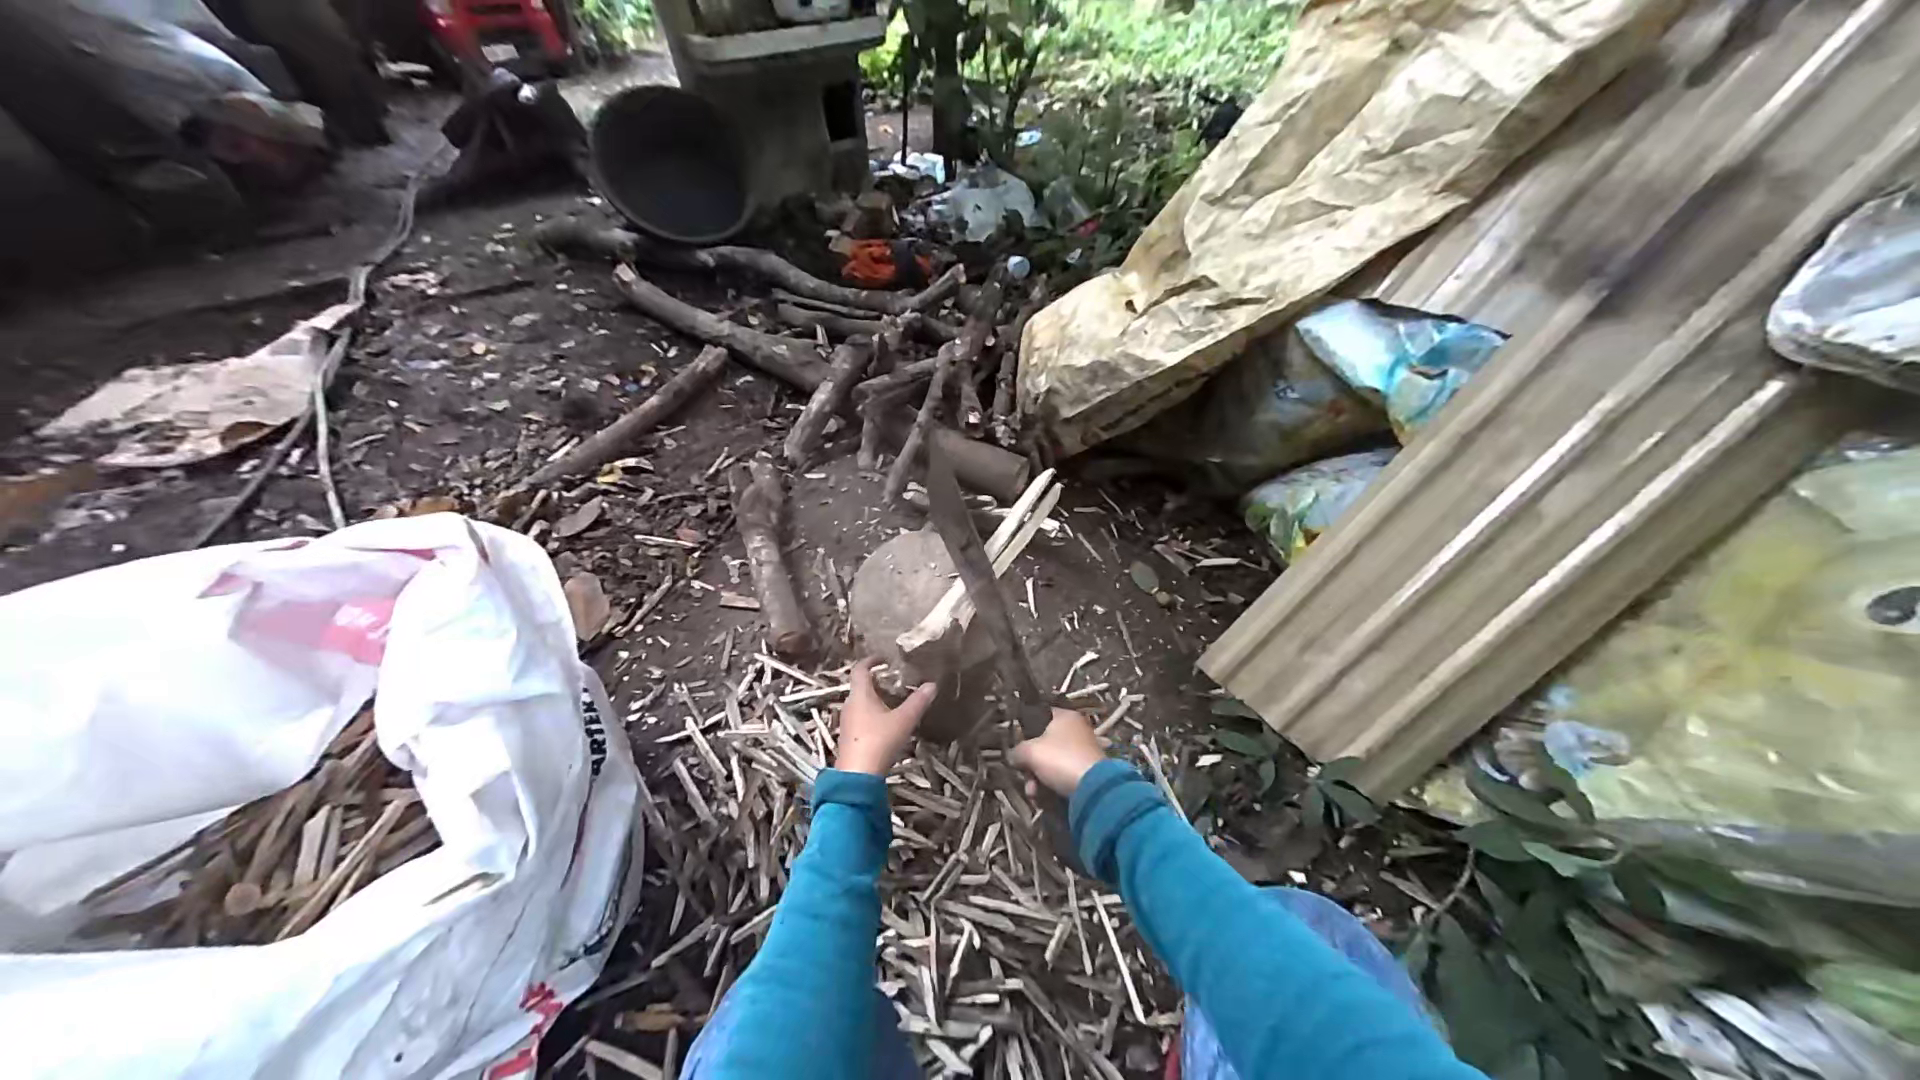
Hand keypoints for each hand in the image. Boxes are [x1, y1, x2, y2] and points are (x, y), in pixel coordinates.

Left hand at [834, 659, 935, 775]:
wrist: (858, 777)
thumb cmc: (879, 741)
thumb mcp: (903, 720)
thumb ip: (918, 702)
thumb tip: (932, 685)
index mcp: (860, 695)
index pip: (860, 669)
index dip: (871, 660)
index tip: (883, 658)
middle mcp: (850, 705)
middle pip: (860, 686)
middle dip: (876, 681)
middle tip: (895, 680)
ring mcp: (847, 723)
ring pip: (861, 703)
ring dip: (875, 698)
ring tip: (895, 701)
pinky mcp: (849, 738)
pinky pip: (860, 718)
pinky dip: (873, 714)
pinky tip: (887, 724)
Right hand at [1010, 708, 1106, 796]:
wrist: (1094, 788)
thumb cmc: (1060, 759)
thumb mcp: (1029, 752)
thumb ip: (1016, 751)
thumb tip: (1013, 756)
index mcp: (1065, 716)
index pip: (1038, 716)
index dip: (1024, 731)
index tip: (1017, 747)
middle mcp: (1076, 729)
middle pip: (1043, 744)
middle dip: (1030, 765)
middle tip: (1025, 777)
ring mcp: (1083, 750)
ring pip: (1052, 762)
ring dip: (1038, 779)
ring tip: (1034, 793)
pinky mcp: (1087, 770)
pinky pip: (1063, 774)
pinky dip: (1052, 785)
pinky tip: (1044, 798)